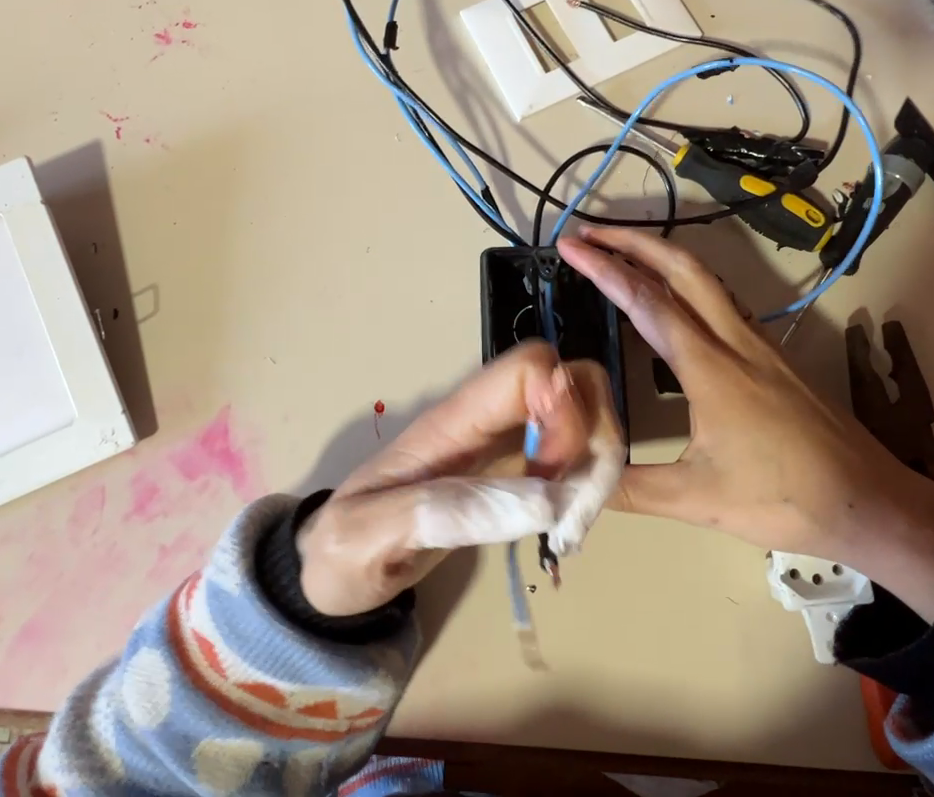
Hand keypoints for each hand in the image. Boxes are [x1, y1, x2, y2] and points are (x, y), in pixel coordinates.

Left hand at [294, 343, 623, 615]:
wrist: (336, 565)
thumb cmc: (344, 546)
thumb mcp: (368, 536)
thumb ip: (441, 514)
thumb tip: (545, 502)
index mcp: (453, 420)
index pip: (527, 367)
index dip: (562, 404)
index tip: (552, 472)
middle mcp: (489, 419)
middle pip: (574, 382)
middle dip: (595, 439)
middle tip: (569, 510)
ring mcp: (509, 443)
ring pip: (585, 416)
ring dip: (598, 468)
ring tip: (567, 530)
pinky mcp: (520, 472)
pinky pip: (578, 455)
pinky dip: (589, 487)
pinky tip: (562, 530)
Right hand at [557, 228, 933, 619]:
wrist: (870, 501)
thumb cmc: (785, 497)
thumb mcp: (697, 500)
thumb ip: (628, 488)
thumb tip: (568, 482)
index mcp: (710, 367)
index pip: (648, 301)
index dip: (604, 268)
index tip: (570, 246)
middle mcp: (734, 341)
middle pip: (682, 267)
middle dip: (632, 240)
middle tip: (588, 233)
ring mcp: (758, 345)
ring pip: (705, 279)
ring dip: (660, 255)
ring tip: (621, 252)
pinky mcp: (772, 357)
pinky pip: (719, 301)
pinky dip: (684, 282)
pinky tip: (672, 300)